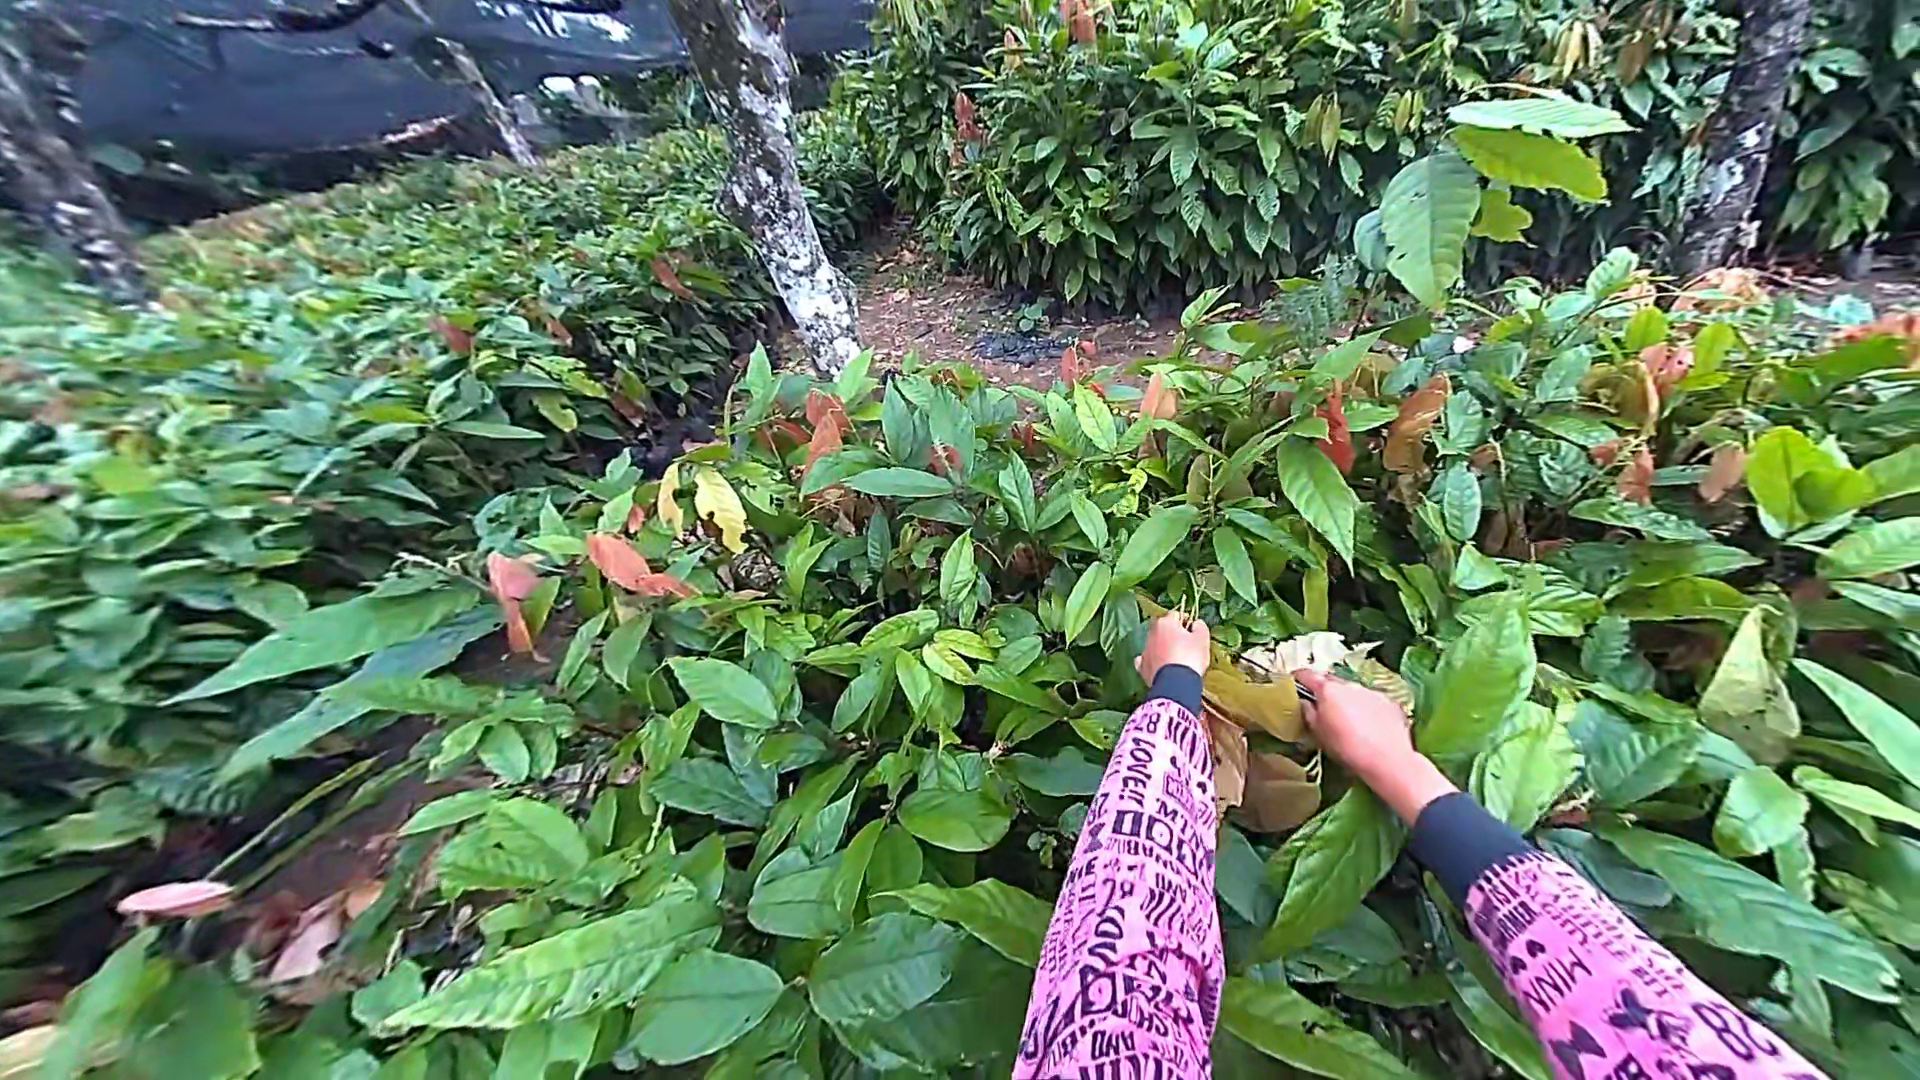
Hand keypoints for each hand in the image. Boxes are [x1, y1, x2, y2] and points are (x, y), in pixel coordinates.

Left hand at [1135, 612, 1210, 683]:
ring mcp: (1145, 650)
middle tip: (1185, 643)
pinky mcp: (1142, 666)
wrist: (1176, 682)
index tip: (1193, 630)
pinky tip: (1159, 665)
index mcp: (1165, 623)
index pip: (1176, 615)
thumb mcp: (1202, 639)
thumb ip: (1200, 627)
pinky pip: (1146, 659)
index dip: (1186, 621)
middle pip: (1162, 628)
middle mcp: (1151, 633)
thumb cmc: (1191, 657)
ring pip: (1154, 643)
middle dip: (1172, 633)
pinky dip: (1152, 660)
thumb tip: (1196, 623)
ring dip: (1162, 646)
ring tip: (1175, 657)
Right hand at [1292, 668, 1456, 823]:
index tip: (1295, 685)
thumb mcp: (1317, 731)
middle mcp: (1349, 685)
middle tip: (1320, 705)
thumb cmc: (1346, 747)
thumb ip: (1307, 712)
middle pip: (1330, 680)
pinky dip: (1365, 707)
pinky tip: (1367, 724)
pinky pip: (1371, 700)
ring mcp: (1371, 692)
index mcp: (1327, 689)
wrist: (1389, 761)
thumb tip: (1305, 703)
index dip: (1298, 679)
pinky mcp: (1390, 703)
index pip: (1306, 674)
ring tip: (1347, 718)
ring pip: (1352, 690)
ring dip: (1346, 699)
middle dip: (1323, 689)